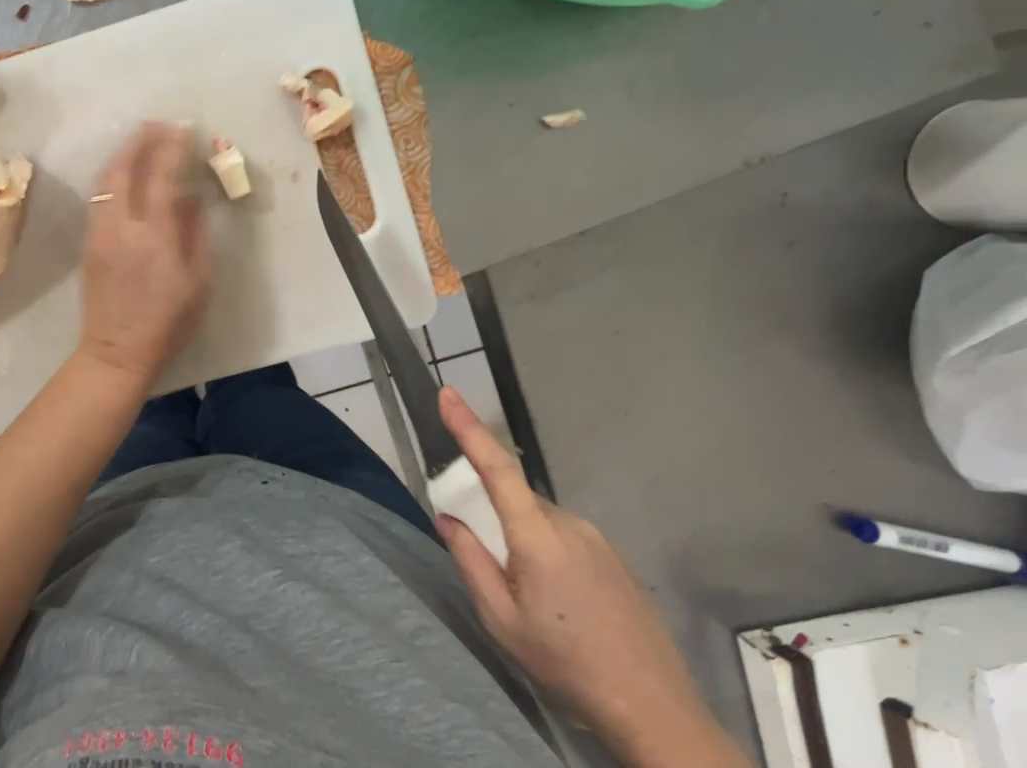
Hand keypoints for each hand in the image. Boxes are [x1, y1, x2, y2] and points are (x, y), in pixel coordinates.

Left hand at [77, 122, 213, 378]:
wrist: (117, 351)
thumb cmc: (168, 321)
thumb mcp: (198, 280)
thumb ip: (195, 232)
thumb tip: (192, 196)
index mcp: (154, 235)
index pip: (160, 176)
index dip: (171, 147)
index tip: (183, 128)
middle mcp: (121, 227)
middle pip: (122, 169)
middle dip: (139, 140)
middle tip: (156, 124)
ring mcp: (99, 234)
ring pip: (105, 182)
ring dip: (122, 155)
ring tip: (140, 140)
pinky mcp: (89, 244)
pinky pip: (99, 199)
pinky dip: (113, 178)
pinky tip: (125, 175)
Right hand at [435, 389, 746, 767]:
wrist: (652, 706)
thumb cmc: (565, 662)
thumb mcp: (501, 618)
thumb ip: (470, 561)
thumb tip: (450, 519)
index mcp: (538, 537)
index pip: (496, 468)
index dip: (469, 428)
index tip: (447, 393)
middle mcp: (570, 525)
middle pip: (514, 499)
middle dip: (491, 518)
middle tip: (489, 569)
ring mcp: (597, 539)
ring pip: (539, 521)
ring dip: (520, 542)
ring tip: (528, 600)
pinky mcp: (614, 557)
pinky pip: (563, 537)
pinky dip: (543, 553)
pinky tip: (556, 602)